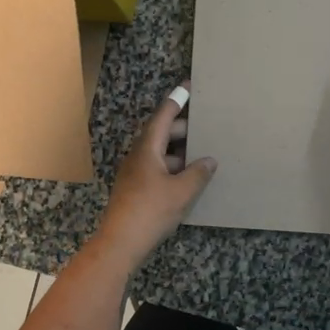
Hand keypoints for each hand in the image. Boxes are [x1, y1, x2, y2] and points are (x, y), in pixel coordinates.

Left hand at [96, 84, 216, 266]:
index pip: (163, 117)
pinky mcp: (135, 189)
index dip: (176, 101)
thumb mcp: (181, 191)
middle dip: (182, 129)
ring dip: (178, 151)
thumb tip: (209, 160)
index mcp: (147, 150)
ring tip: (200, 154)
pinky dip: (172, 167)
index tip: (187, 87)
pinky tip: (186, 177)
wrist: (120, 242)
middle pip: (160, 134)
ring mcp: (134, 173)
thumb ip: (198, 173)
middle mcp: (138, 156)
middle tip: (204, 127)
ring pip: (158, 153)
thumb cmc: (151, 211)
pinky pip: (156, 169)